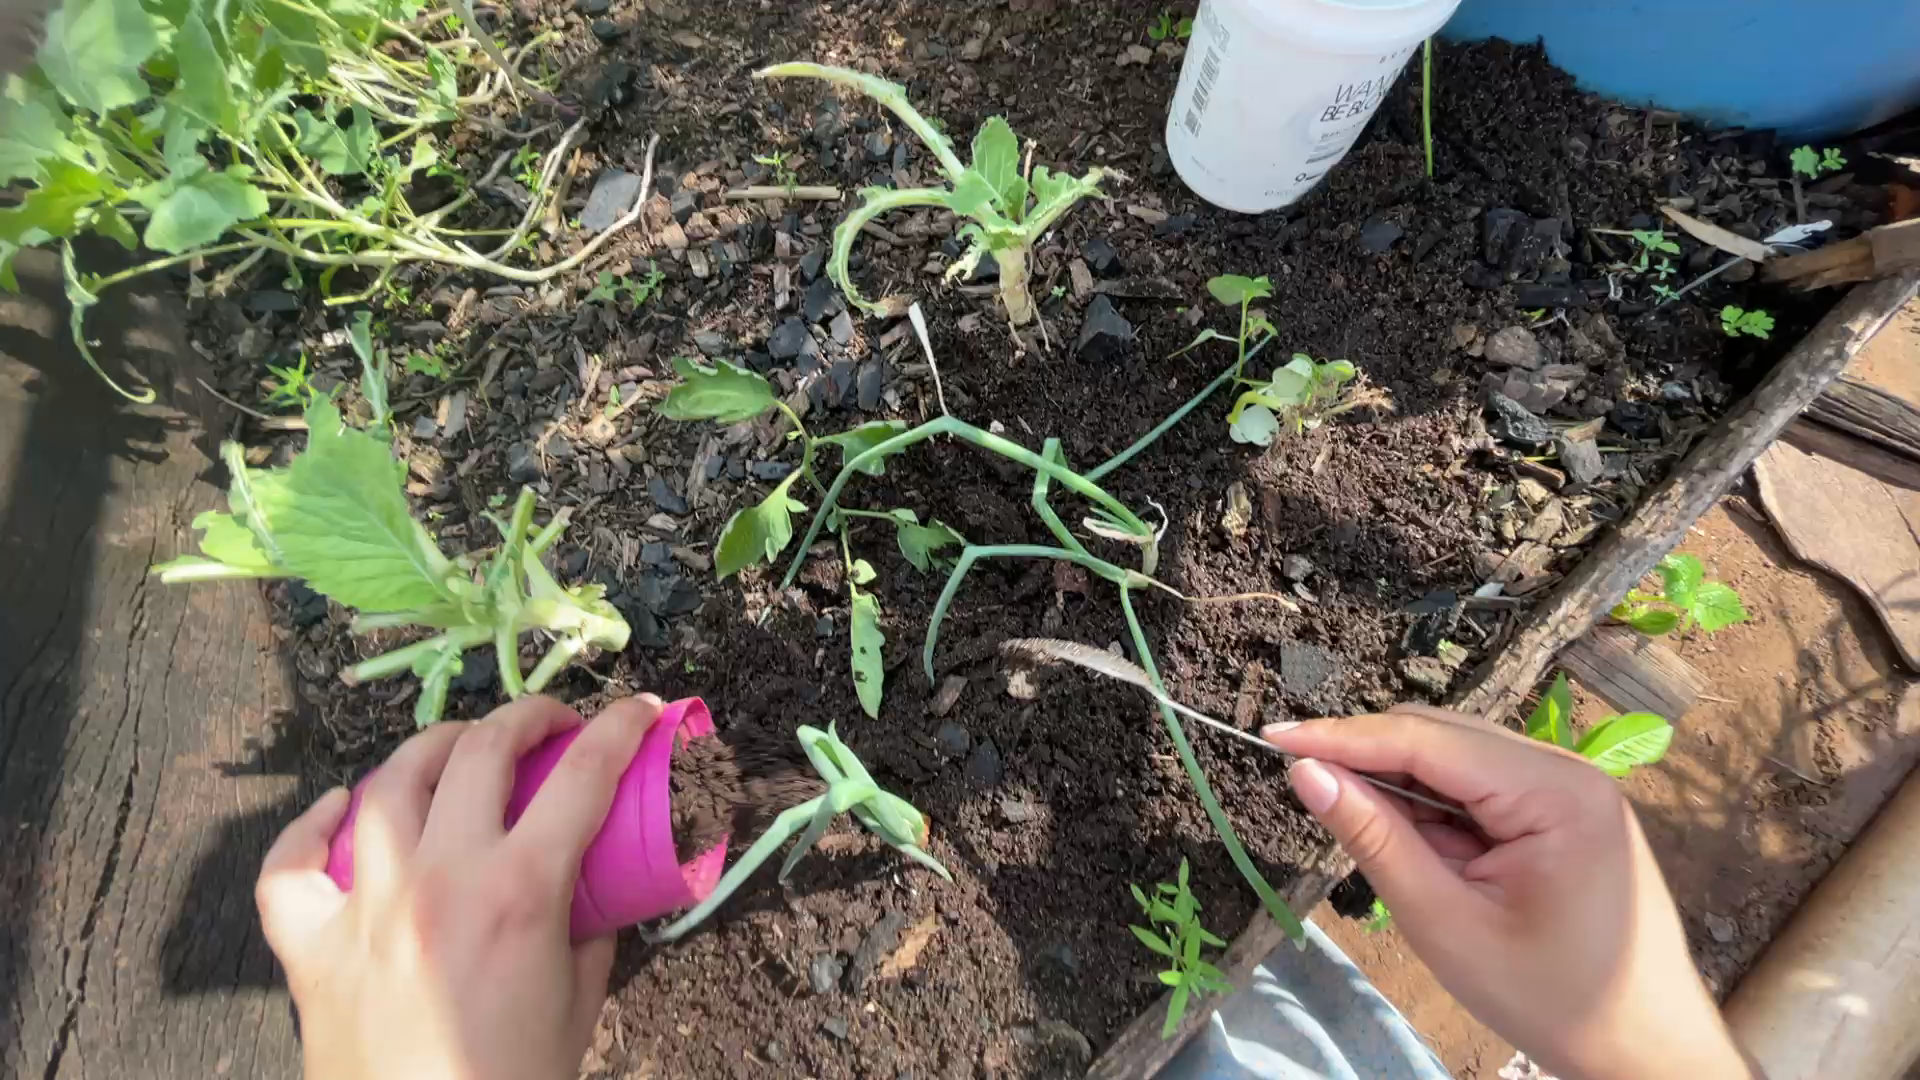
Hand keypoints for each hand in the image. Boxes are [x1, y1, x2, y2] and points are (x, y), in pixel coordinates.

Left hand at [256, 695, 660, 1079]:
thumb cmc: (520, 1075)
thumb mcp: (584, 990)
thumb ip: (591, 920)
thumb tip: (593, 879)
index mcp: (521, 891)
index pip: (586, 774)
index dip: (622, 725)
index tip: (642, 708)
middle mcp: (441, 880)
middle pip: (481, 751)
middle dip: (529, 715)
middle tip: (556, 726)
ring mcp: (366, 910)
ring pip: (388, 785)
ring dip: (437, 746)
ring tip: (468, 748)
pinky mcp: (311, 950)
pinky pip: (290, 868)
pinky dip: (313, 825)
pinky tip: (345, 806)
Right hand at [1264, 705, 1749, 1079]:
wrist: (1647, 1058)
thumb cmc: (1547, 998)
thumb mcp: (1442, 921)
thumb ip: (1372, 836)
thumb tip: (1303, 771)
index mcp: (1554, 792)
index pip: (1422, 740)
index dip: (1340, 735)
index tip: (1274, 736)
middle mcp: (1563, 769)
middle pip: (1433, 734)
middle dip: (1364, 754)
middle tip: (1306, 781)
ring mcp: (1562, 783)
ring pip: (1444, 750)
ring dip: (1392, 778)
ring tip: (1364, 824)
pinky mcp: (1552, 802)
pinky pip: (1464, 777)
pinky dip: (1421, 797)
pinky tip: (1410, 835)